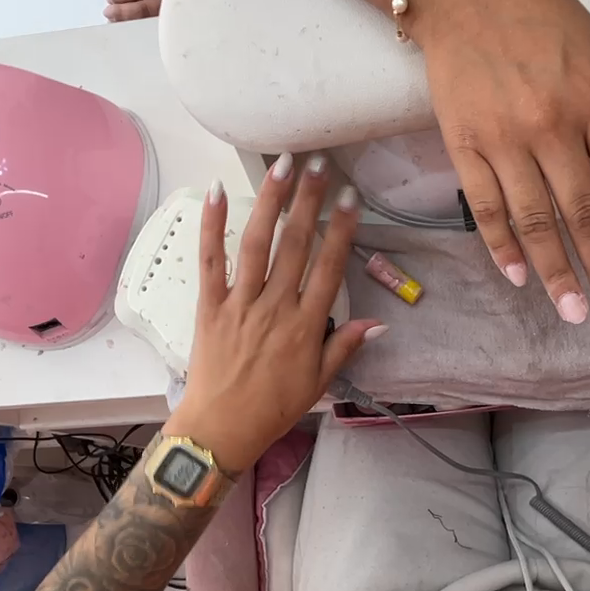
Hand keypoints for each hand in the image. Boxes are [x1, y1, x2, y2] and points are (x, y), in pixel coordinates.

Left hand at [164, 153, 382, 474]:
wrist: (223, 428)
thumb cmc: (274, 408)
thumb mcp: (318, 383)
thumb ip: (345, 347)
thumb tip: (379, 322)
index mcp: (306, 325)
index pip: (329, 267)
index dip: (342, 228)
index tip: (351, 196)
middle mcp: (276, 306)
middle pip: (296, 245)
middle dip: (310, 200)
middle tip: (320, 162)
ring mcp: (241, 303)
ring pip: (257, 243)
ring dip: (270, 200)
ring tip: (282, 164)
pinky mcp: (210, 305)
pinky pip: (211, 260)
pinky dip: (212, 224)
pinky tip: (216, 190)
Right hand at [409, 0, 589, 326]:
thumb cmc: (536, 16)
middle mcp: (552, 126)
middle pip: (583, 213)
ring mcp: (504, 141)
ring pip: (536, 221)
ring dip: (556, 273)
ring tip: (572, 311)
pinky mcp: (464, 147)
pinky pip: (486, 208)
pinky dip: (502, 247)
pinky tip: (518, 277)